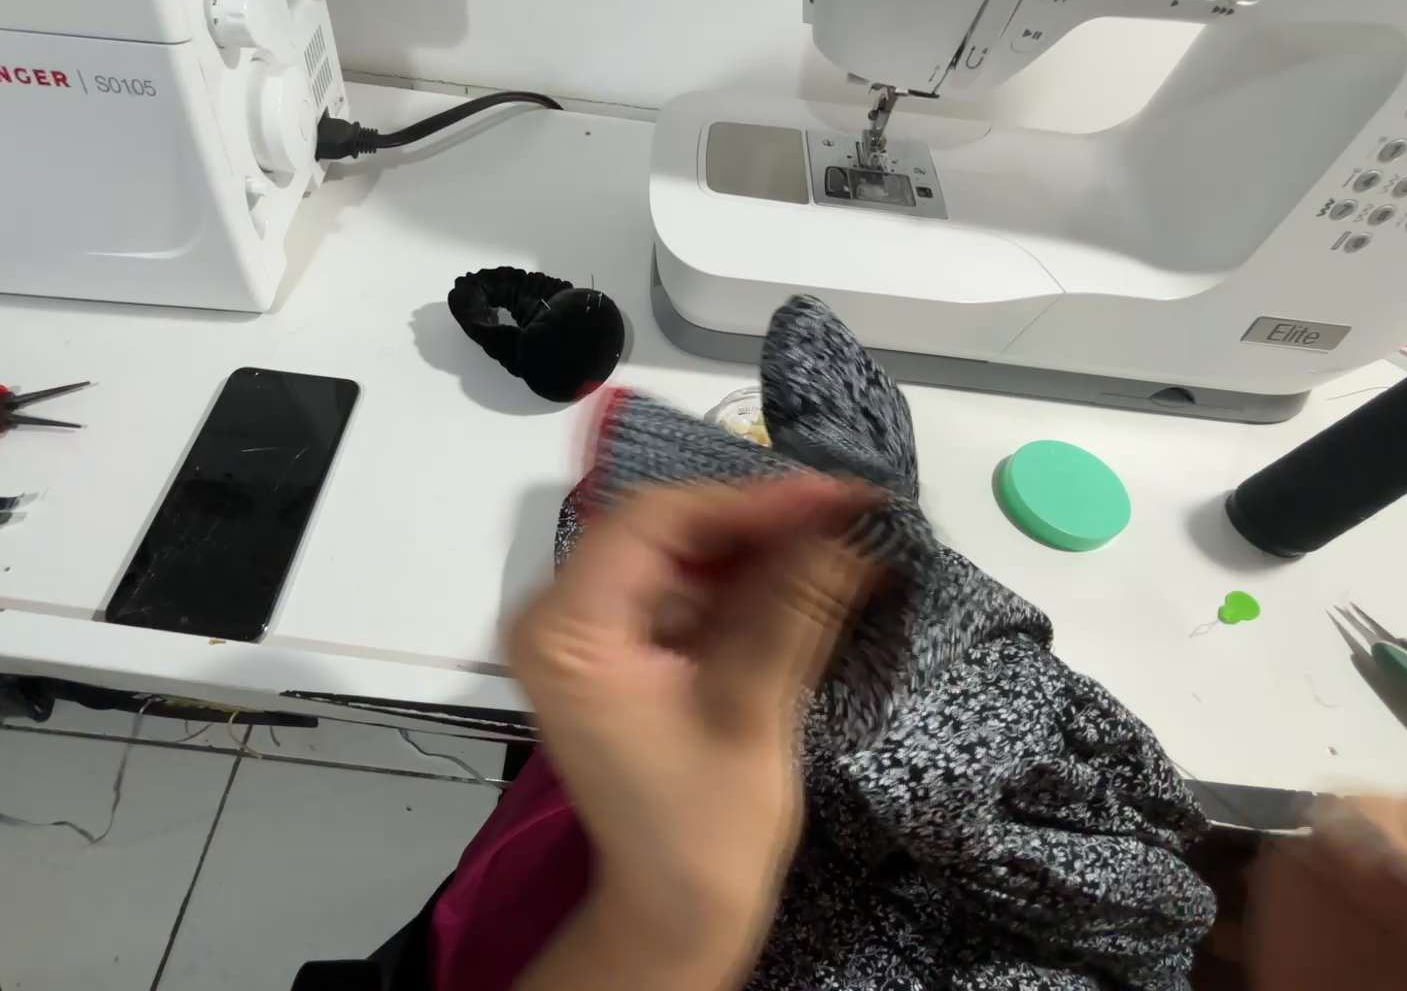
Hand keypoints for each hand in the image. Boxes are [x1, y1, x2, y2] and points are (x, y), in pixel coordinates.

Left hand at [508, 476, 881, 990]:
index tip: (824, 495)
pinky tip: (801, 570)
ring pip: (679, 551)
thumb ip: (795, 609)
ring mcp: (590, 627)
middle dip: (757, 520)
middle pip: (663, 530)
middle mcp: (563, 618)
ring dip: (757, 544)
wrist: (675, 911)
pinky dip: (742, 577)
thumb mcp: (752, 713)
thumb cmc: (701, 838)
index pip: (651, 522)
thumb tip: (843, 529)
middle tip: (841, 510)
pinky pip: (683, 585)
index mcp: (569, 633)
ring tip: (835, 535)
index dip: (745, 499)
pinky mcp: (621, 641)